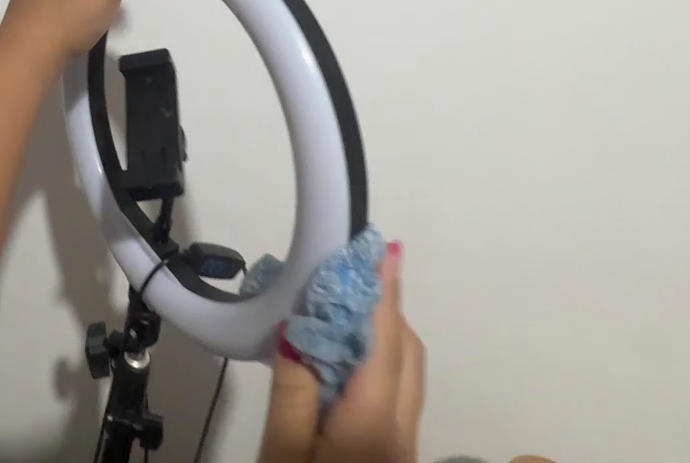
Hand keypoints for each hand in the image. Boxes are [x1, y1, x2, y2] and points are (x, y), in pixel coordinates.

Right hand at [261, 242, 425, 462]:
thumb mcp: (281, 453)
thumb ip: (293, 390)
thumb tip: (297, 327)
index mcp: (374, 425)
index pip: (383, 343)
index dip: (382, 291)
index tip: (382, 247)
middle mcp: (401, 433)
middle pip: (407, 354)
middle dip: (386, 306)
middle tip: (352, 268)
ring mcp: (403, 449)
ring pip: (408, 375)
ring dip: (384, 334)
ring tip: (343, 305)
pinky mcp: (394, 458)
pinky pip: (398, 396)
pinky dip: (379, 362)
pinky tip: (343, 358)